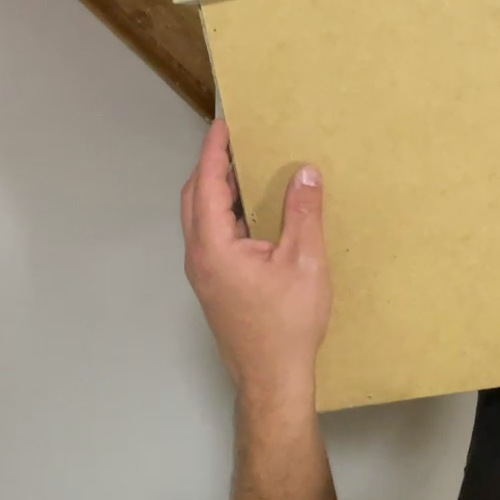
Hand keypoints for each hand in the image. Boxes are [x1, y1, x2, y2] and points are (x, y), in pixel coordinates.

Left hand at [181, 119, 330, 410]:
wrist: (271, 378)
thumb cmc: (287, 322)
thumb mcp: (304, 261)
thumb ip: (303, 213)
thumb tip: (305, 171)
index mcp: (214, 246)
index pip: (208, 185)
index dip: (214, 151)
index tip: (223, 122)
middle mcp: (200, 256)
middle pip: (194, 198)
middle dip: (210, 165)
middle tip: (234, 139)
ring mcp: (204, 273)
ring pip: (200, 218)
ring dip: (217, 187)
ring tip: (244, 165)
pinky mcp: (215, 284)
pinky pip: (211, 234)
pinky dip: (224, 210)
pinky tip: (251, 209)